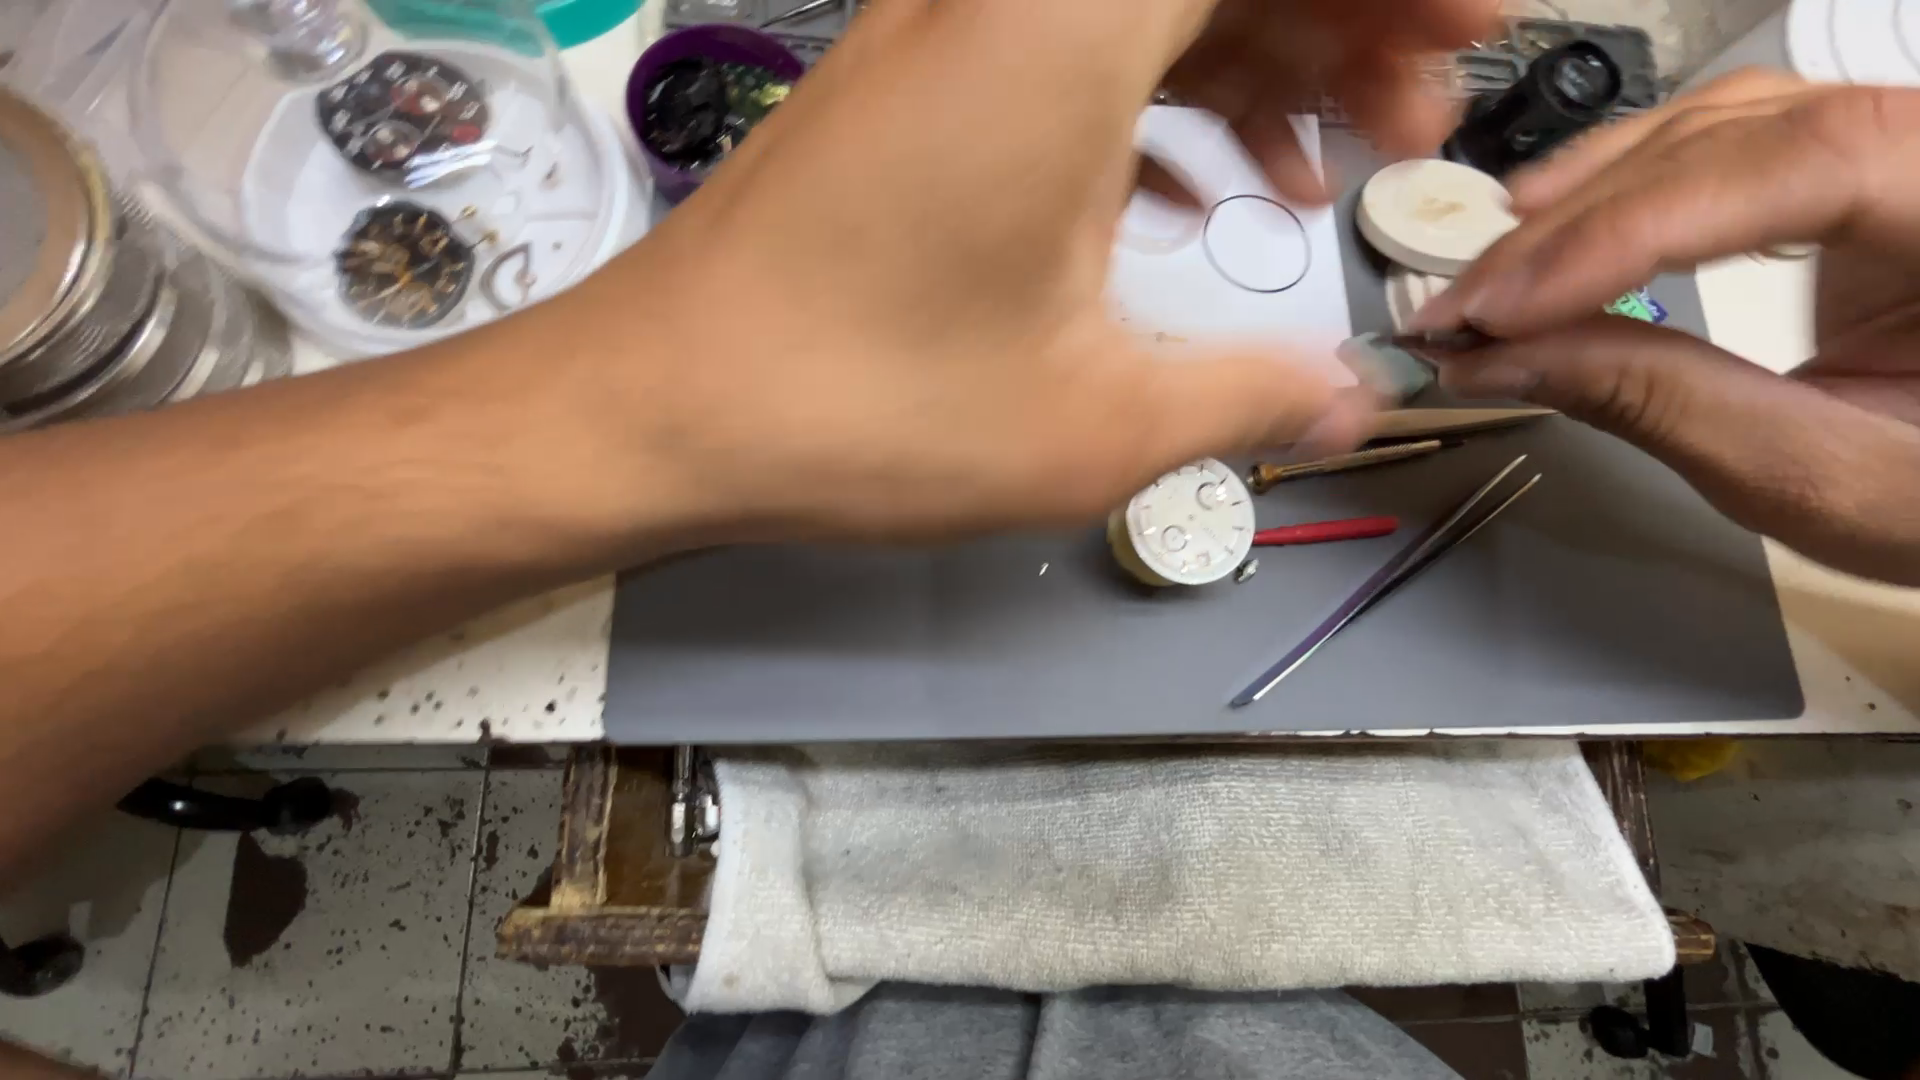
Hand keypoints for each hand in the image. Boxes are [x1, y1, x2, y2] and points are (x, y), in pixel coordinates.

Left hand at [567, 0, 1488, 543]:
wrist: (668, 411)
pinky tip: (1180, 205)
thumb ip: (1251, 397)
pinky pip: (1065, 63)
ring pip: (1140, 9)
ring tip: (1313, 182)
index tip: (1466, 38)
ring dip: (1249, 72)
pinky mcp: (909, 99)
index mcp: (1068, 21)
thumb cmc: (871, 411)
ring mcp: (942, 36)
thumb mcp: (1093, 423)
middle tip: (1407, 125)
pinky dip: (1146, 113)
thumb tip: (1350, 402)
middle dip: (1338, 23)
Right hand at [1407, 70, 1919, 584]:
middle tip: (1457, 311)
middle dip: (1572, 228)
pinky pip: (1721, 147)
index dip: (1627, 233)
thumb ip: (1651, 401)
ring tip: (1485, 278)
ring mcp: (1906, 151)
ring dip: (1579, 200)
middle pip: (1739, 136)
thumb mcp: (1804, 473)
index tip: (1497, 315)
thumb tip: (1490, 360)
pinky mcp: (1852, 176)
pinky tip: (1545, 230)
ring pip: (1720, 125)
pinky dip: (1613, 190)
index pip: (1808, 166)